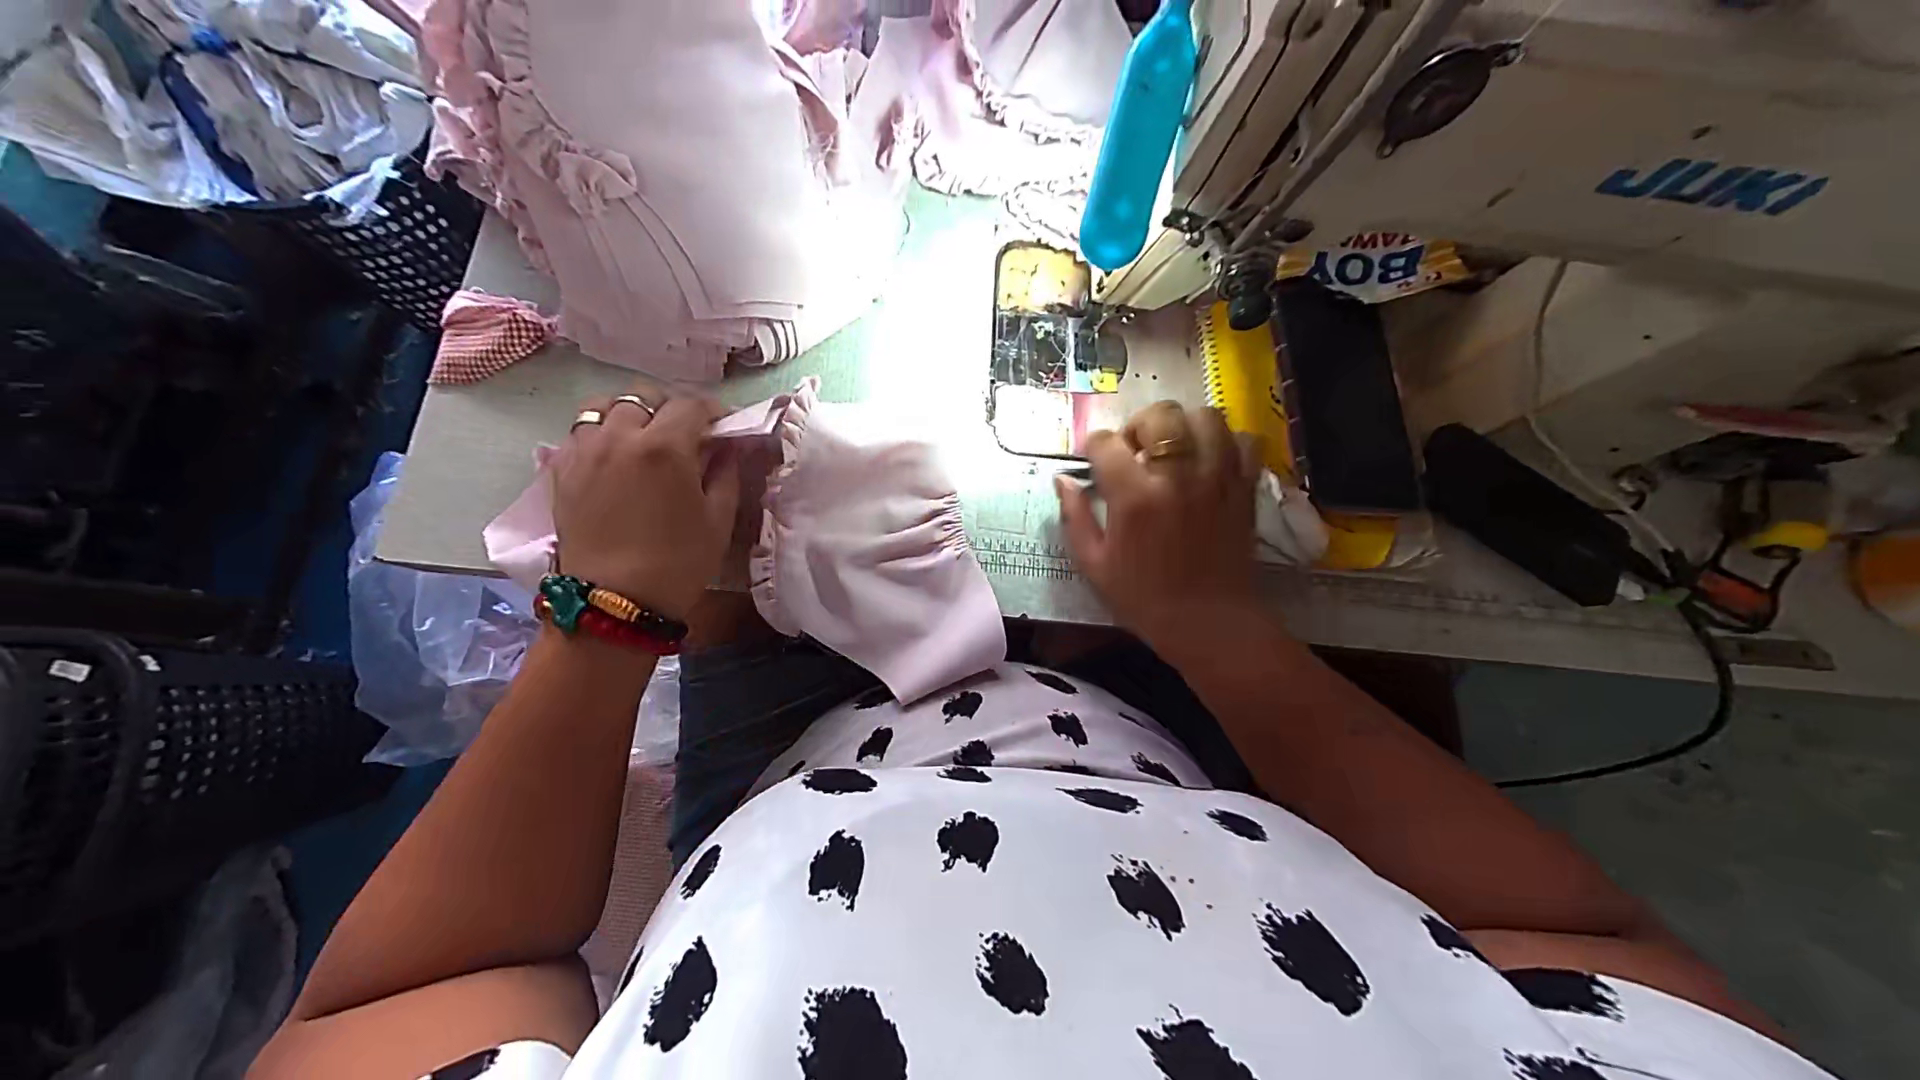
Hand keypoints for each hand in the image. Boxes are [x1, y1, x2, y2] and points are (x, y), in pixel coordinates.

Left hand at [552, 388, 740, 620]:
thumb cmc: (679, 563)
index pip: (690, 405)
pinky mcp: (561, 472)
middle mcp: (620, 437)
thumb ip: (725, 473)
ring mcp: (584, 452)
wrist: (616, 601)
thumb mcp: (719, 519)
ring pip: (604, 408)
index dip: (711, 411)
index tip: (721, 426)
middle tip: (684, 432)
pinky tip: (614, 458)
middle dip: (669, 408)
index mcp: (665, 447)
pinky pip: (579, 435)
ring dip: (629, 414)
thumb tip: (726, 448)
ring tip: (642, 437)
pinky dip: (600, 435)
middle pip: (644, 398)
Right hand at [1054, 402, 1259, 649]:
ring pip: (1205, 417)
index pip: (1106, 442)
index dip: (1094, 447)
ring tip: (1174, 449)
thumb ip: (1074, 518)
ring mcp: (1217, 479)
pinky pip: (1243, 441)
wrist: (1209, 624)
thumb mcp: (1093, 565)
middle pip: (1160, 415)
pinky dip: (1225, 441)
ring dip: (1184, 425)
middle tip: (1135, 451)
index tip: (1096, 462)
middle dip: (1138, 425)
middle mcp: (1177, 477)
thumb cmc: (1144, 599)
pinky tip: (1209, 460)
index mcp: (1134, 497)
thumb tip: (1062, 480)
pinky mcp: (1244, 488)